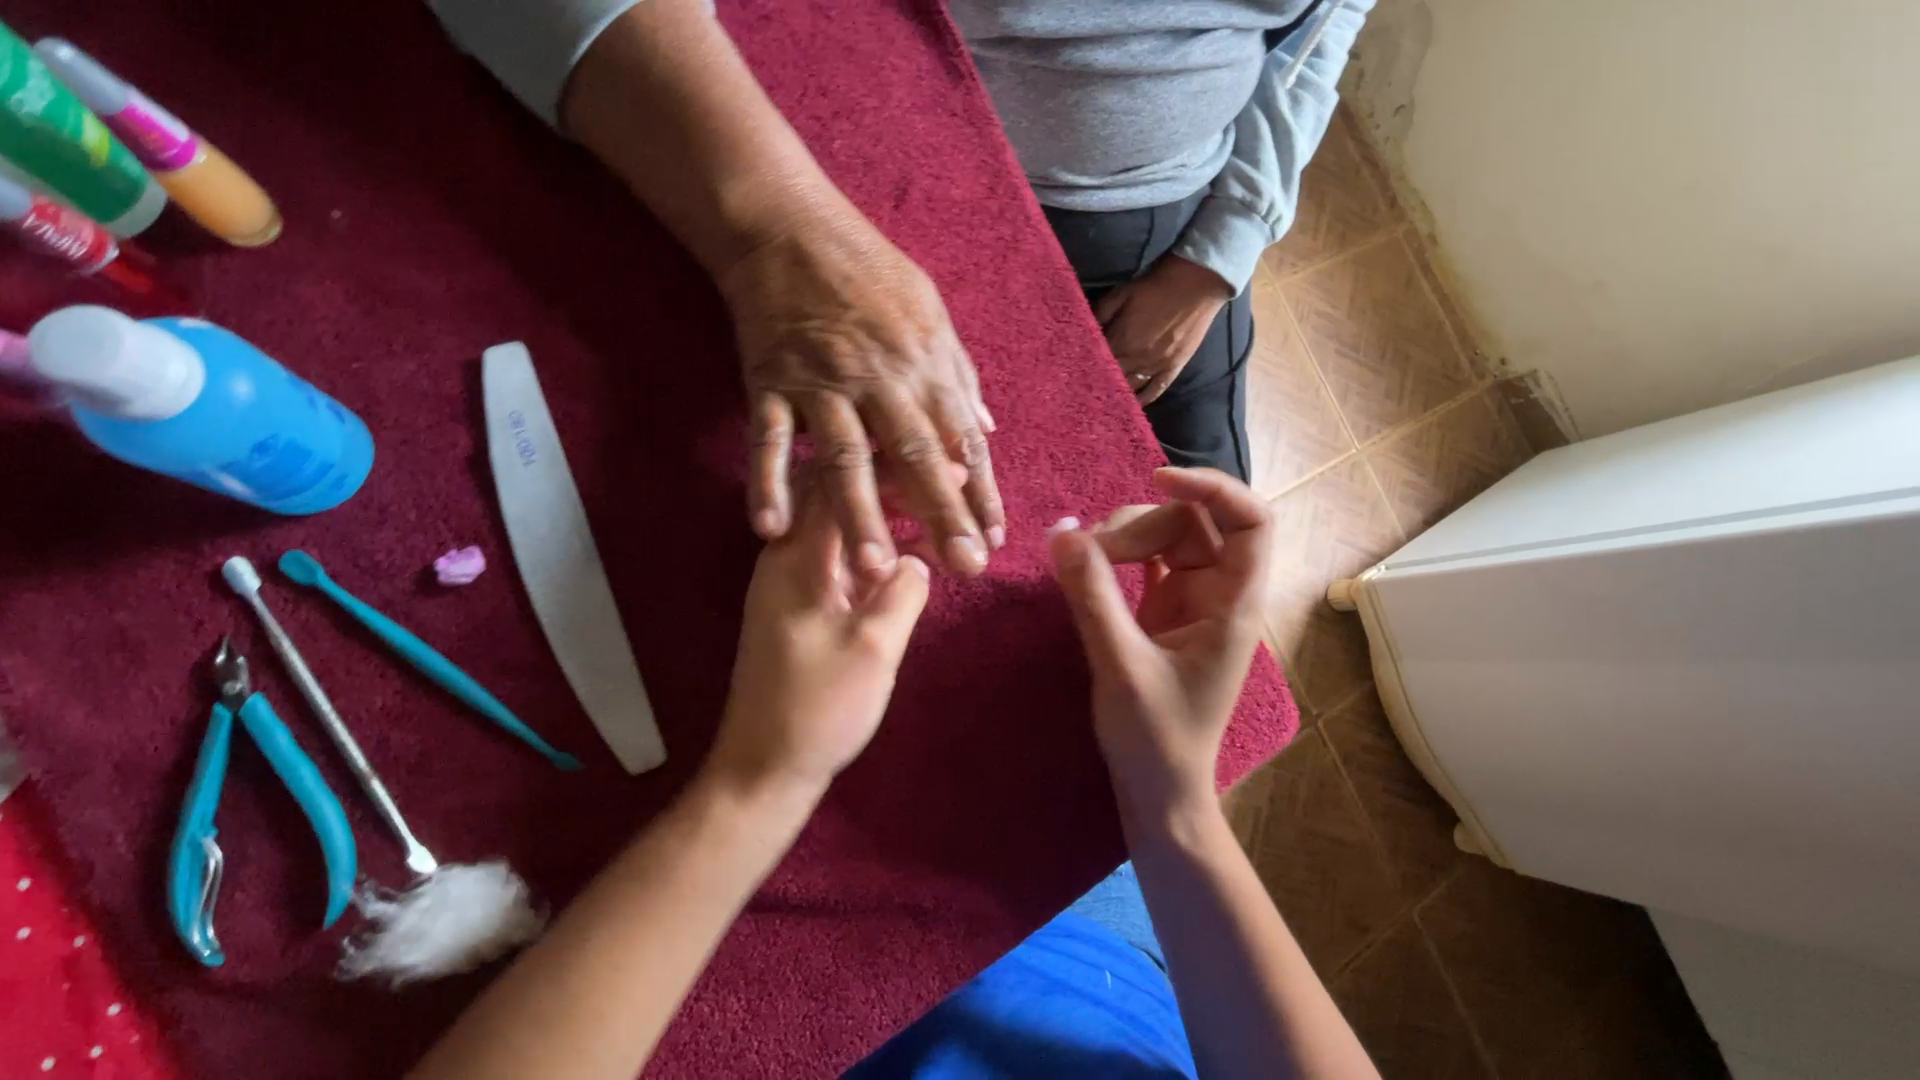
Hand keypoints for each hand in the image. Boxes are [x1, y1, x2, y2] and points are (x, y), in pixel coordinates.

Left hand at [708, 477, 931, 794]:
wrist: (764, 766)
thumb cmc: (817, 708)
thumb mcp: (873, 648)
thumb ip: (902, 591)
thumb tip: (918, 558)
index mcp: (796, 558)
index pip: (843, 484)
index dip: (896, 468)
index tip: (946, 466)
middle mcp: (787, 558)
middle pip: (839, 495)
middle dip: (893, 483)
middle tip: (948, 483)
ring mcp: (791, 582)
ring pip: (842, 526)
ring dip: (888, 516)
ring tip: (939, 514)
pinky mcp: (801, 606)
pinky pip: (841, 559)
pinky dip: (877, 551)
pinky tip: (914, 558)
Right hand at [719, 206, 1004, 579]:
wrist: (789, 229)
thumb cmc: (868, 271)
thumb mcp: (931, 312)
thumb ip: (958, 375)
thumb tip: (985, 432)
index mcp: (924, 364)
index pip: (961, 439)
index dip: (980, 491)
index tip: (994, 539)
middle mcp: (880, 380)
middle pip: (916, 456)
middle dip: (943, 515)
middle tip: (964, 569)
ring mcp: (822, 385)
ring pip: (846, 458)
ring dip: (862, 515)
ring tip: (875, 567)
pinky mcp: (770, 384)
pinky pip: (769, 441)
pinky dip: (768, 483)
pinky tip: (772, 530)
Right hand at [1048, 468, 1271, 816]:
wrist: (1159, 789)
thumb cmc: (1155, 738)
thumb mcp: (1120, 666)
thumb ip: (1093, 597)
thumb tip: (1061, 532)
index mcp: (1233, 604)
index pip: (1252, 520)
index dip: (1213, 488)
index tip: (1156, 481)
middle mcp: (1219, 594)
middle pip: (1191, 522)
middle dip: (1137, 524)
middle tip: (1086, 555)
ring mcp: (1192, 601)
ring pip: (1164, 537)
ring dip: (1121, 538)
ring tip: (1078, 565)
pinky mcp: (1164, 612)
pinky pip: (1147, 561)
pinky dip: (1118, 555)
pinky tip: (1088, 563)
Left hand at [1094, 255, 1232, 404]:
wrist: (1195, 283)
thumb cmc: (1154, 286)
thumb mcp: (1120, 293)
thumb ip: (1099, 314)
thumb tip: (1084, 332)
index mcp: (1121, 340)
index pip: (1096, 361)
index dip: (1086, 366)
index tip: (1075, 372)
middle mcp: (1136, 358)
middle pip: (1112, 377)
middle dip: (1099, 381)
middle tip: (1086, 388)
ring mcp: (1156, 366)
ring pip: (1131, 386)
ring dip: (1118, 393)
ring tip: (1104, 400)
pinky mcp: (1173, 368)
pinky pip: (1155, 390)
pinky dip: (1143, 400)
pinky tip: (1133, 405)